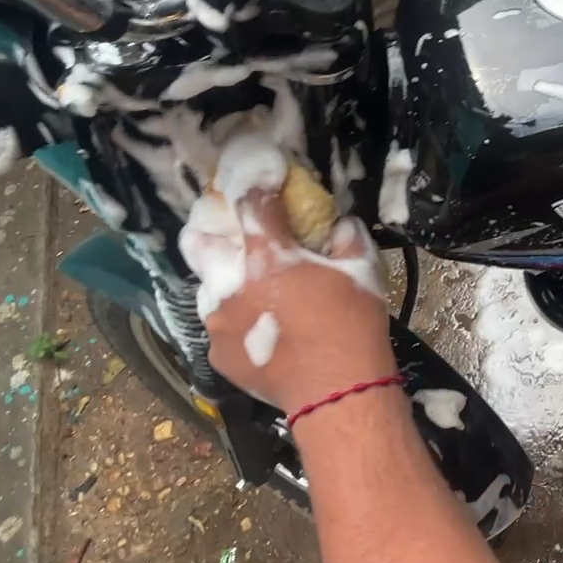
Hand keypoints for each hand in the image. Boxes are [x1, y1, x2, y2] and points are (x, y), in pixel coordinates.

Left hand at [179, 187, 395, 416]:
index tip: (265, 174)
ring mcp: (217, 321)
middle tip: (238, 232)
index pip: (251, 204)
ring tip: (260, 294)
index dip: (257, 182)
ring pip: (211, 289)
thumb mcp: (363, 273)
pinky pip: (222, 326)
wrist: (336, 389)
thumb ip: (348, 240)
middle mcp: (229, 284)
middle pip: (198, 240)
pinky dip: (241, 321)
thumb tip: (340, 226)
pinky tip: (267, 331)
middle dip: (213, 227)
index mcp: (267, 257)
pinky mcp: (217, 353)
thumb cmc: (352, 323)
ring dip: (231, 282)